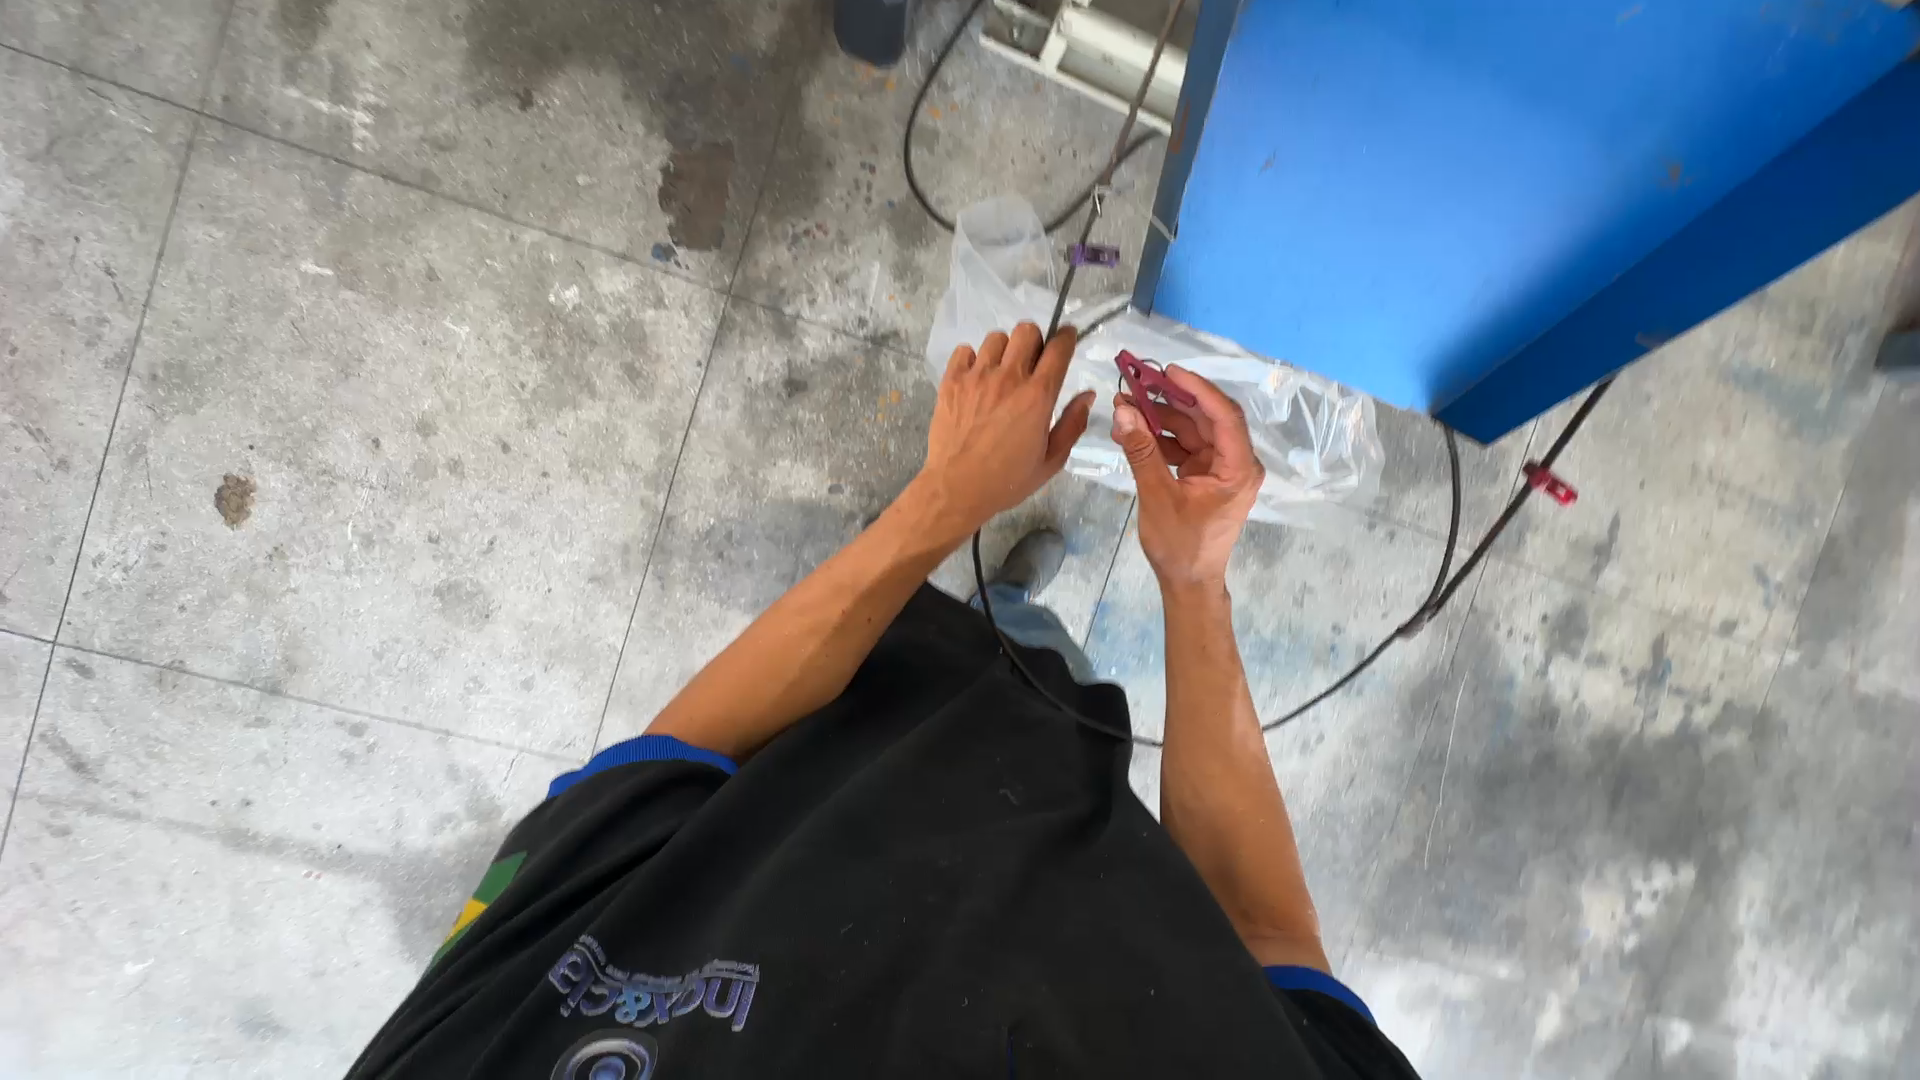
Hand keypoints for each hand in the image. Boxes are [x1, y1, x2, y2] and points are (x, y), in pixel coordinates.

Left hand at [903, 323, 1095, 544]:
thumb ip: (1073, 425)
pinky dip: (972, 359)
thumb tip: (1087, 395)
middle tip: (1031, 363)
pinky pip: (964, 351)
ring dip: (1004, 351)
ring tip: (1001, 373)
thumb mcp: (1051, 461)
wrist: (956, 489)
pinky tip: (976, 379)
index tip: (1067, 340)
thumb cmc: (1007, 480)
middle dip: (1035, 341)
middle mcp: (1008, 378)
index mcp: (1037, 396)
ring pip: (996, 338)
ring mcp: (976, 377)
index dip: (1067, 338)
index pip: (1058, 348)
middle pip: (1027, 331)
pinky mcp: (951, 382)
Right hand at [1110, 365, 1263, 589]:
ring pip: (1192, 430)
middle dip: (1172, 399)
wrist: (1188, 581)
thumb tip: (1122, 412)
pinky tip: (1134, 429)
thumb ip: (1142, 451)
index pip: (1224, 416)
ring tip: (1126, 404)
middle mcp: (1235, 463)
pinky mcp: (1204, 476)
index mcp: (1237, 468)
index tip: (1169, 372)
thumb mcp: (1157, 496)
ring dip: (1161, 417)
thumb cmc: (1180, 545)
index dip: (1197, 389)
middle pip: (1207, 418)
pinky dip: (1160, 438)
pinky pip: (1184, 447)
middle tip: (1138, 382)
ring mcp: (1219, 469)